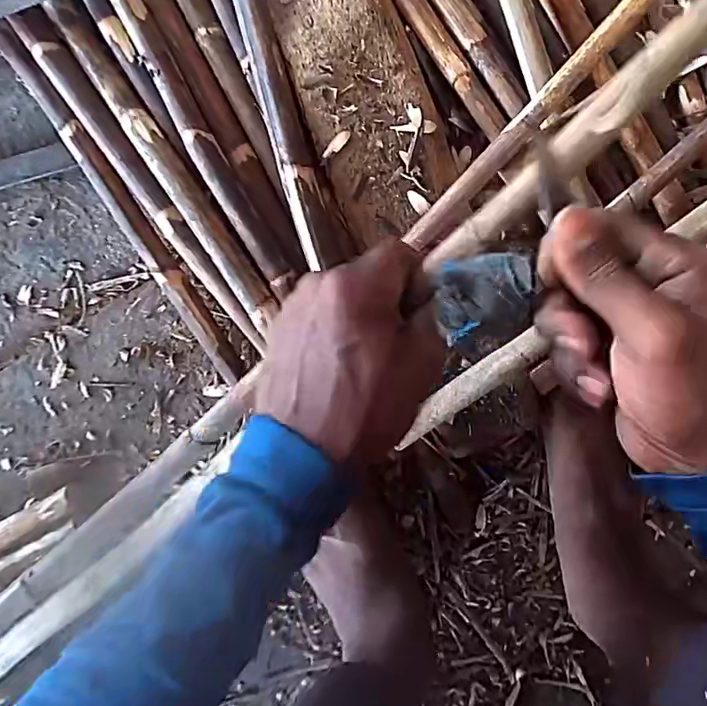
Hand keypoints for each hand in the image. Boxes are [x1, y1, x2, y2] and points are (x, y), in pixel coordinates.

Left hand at [256, 240, 444, 465]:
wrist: (300, 454)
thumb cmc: (367, 410)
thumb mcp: (422, 364)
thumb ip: (430, 317)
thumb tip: (424, 300)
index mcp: (355, 284)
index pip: (398, 251)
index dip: (417, 276)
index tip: (421, 308)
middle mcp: (318, 282)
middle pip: (367, 274)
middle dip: (386, 299)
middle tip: (394, 343)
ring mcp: (293, 304)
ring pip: (341, 296)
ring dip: (356, 316)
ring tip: (360, 363)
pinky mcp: (277, 327)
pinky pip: (317, 316)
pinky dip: (331, 331)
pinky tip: (333, 369)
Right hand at [536, 206, 706, 474]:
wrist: (696, 465)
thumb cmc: (692, 395)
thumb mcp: (651, 331)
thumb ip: (604, 276)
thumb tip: (564, 219)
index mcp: (670, 262)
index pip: (598, 227)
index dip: (568, 251)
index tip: (557, 283)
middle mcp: (644, 281)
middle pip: (571, 267)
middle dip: (566, 308)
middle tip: (581, 341)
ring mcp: (620, 315)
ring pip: (561, 304)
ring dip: (567, 342)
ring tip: (593, 374)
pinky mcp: (602, 345)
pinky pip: (564, 338)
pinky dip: (572, 365)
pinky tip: (597, 389)